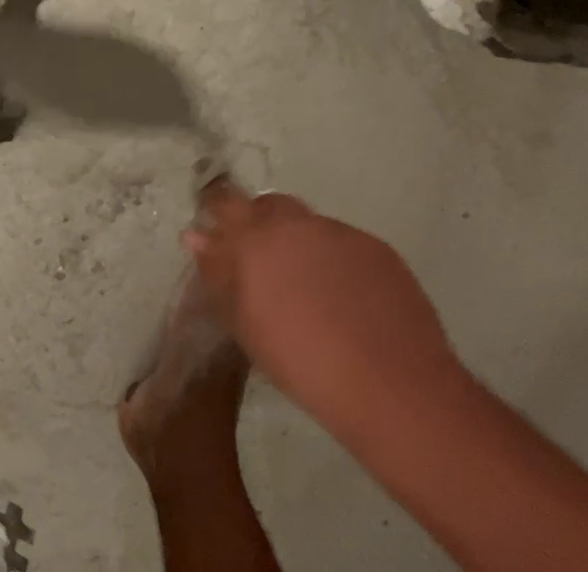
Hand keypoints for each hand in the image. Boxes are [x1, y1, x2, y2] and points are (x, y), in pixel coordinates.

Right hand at [185, 178, 461, 432]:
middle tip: (261, 263)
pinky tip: (344, 298)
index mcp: (255, 238)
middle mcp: (297, 224)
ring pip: (310, 226)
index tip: (215, 232)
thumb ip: (218, 273)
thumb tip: (198, 237)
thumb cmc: (298, 358)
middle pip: (270, 206)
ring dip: (300, 244)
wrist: (389, 385)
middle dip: (261, 224)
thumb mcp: (242, 322)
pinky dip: (335, 260)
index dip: (217, 211)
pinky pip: (344, 244)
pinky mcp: (379, 251)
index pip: (225, 202)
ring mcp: (342, 234)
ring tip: (308, 287)